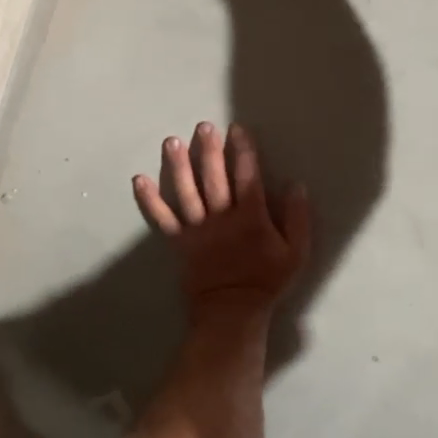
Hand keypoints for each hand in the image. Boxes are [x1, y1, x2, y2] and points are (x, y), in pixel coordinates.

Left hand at [132, 122, 310, 317]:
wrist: (232, 311)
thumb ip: (298, 218)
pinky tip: (139, 180)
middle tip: (203, 127)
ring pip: (186, 192)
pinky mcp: (180, 241)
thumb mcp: (296, 252)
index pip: (247, 176)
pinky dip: (149, 200)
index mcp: (252, 216)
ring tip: (171, 142)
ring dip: (178, 166)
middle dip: (208, 150)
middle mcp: (222, 217)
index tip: (237, 129)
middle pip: (214, 177)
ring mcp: (198, 228)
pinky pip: (162, 218)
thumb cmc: (266, 281)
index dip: (243, 151)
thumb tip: (297, 185)